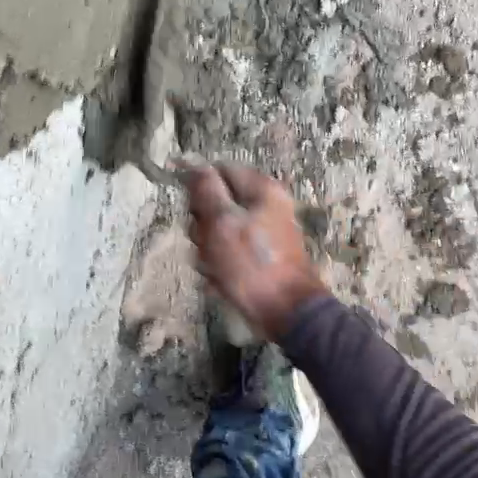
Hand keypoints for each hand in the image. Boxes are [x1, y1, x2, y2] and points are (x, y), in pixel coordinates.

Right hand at [181, 163, 328, 340]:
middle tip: (208, 245)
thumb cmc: (252, 266)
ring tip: (216, 267)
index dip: (198, 189)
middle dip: (203, 227)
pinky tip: (222, 280)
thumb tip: (193, 164)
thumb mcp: (222, 223)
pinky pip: (229, 252)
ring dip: (209, 250)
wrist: (286, 312)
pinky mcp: (259, 256)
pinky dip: (220, 265)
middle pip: (216, 203)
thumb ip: (206, 190)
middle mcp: (264, 205)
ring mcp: (263, 231)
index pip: (218, 170)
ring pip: (218, 230)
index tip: (191, 211)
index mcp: (260, 189)